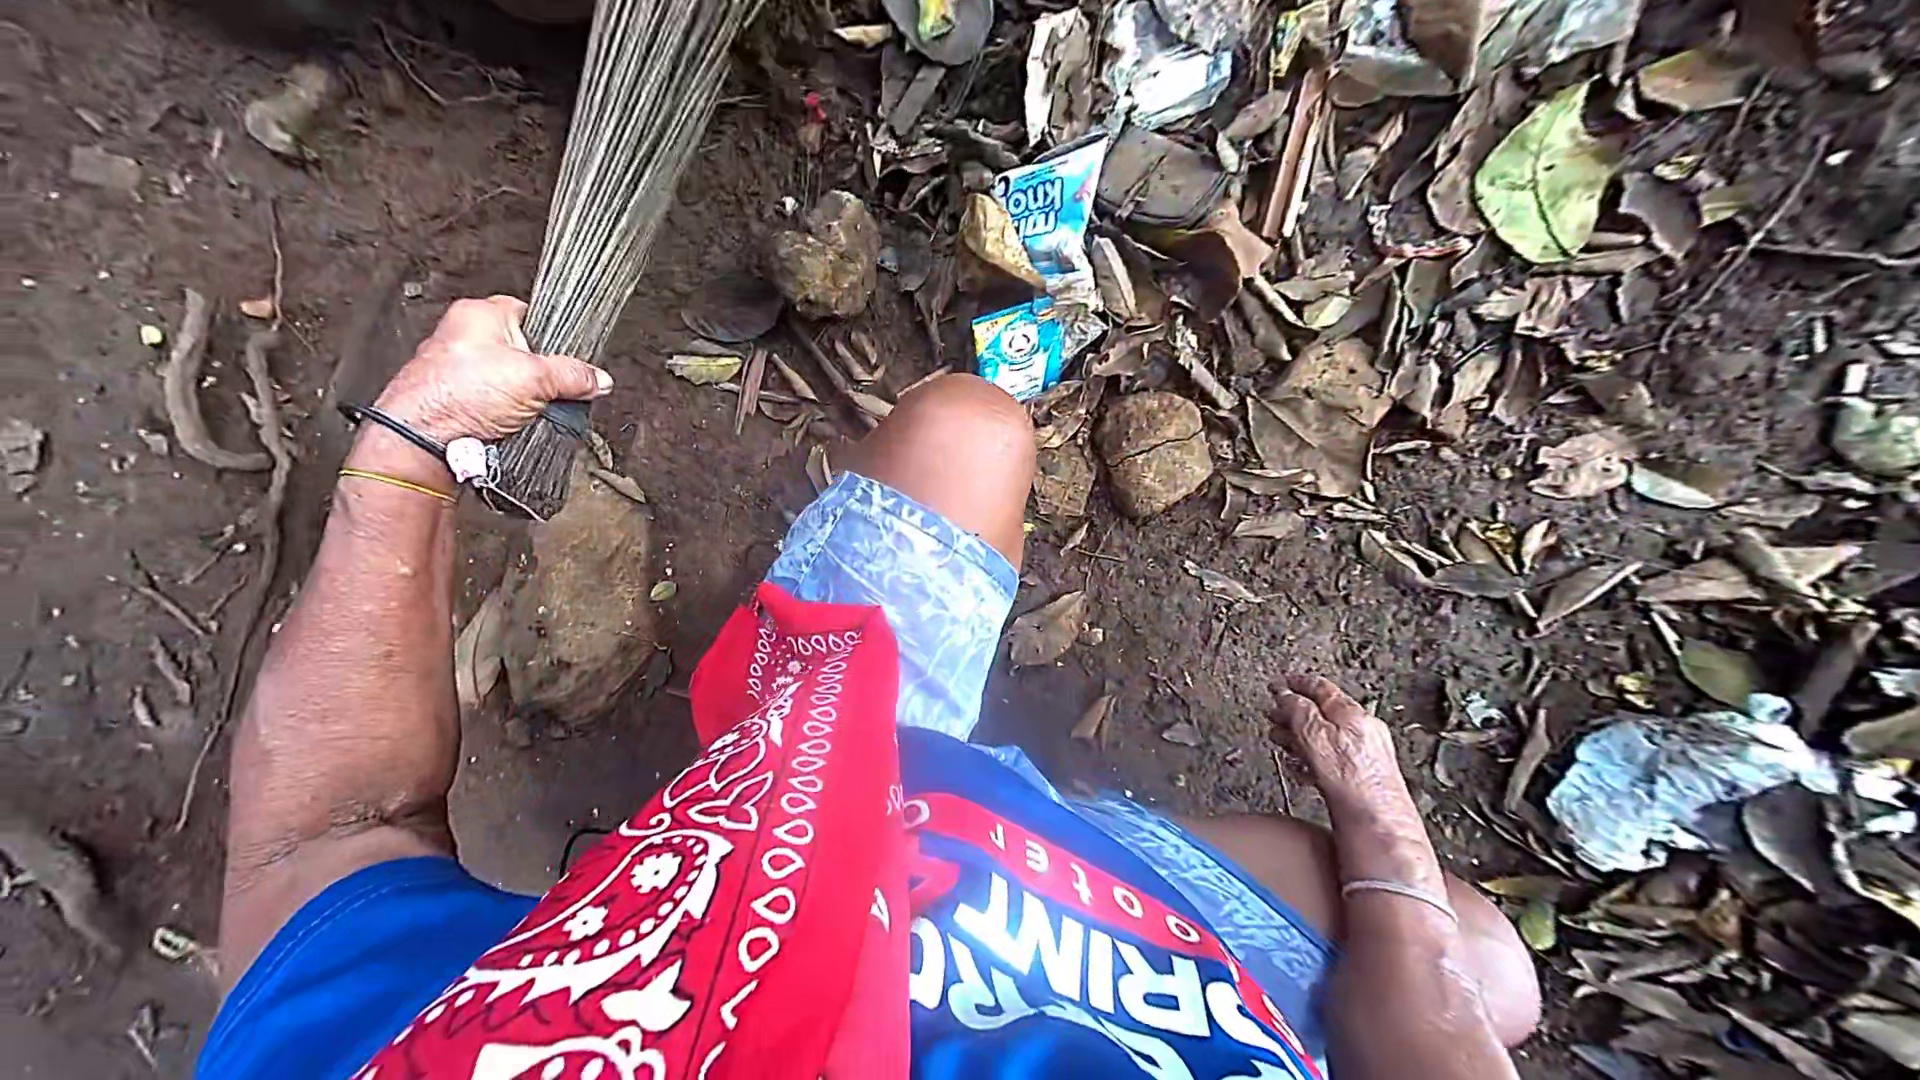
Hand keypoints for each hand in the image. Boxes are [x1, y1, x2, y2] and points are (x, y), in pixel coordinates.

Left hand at [373, 296, 611, 444]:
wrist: (425, 440)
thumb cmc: (460, 396)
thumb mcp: (535, 378)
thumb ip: (574, 375)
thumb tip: (598, 379)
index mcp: (478, 314)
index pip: (530, 312)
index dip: (555, 332)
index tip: (574, 354)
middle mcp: (467, 336)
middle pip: (528, 349)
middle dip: (547, 371)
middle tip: (558, 385)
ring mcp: (463, 369)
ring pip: (517, 378)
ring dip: (532, 395)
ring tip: (537, 407)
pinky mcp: (463, 398)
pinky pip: (503, 401)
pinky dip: (515, 411)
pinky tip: (519, 421)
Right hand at [1270, 674, 1414, 822]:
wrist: (1379, 826)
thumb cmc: (1353, 782)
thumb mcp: (1315, 736)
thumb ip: (1298, 711)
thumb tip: (1285, 694)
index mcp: (1353, 714)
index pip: (1320, 687)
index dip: (1295, 683)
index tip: (1278, 683)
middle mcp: (1362, 731)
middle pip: (1321, 713)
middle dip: (1292, 713)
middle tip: (1273, 714)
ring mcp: (1364, 755)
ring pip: (1324, 736)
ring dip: (1298, 736)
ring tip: (1280, 741)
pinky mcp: (1362, 777)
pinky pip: (1331, 759)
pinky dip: (1311, 758)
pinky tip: (1300, 768)